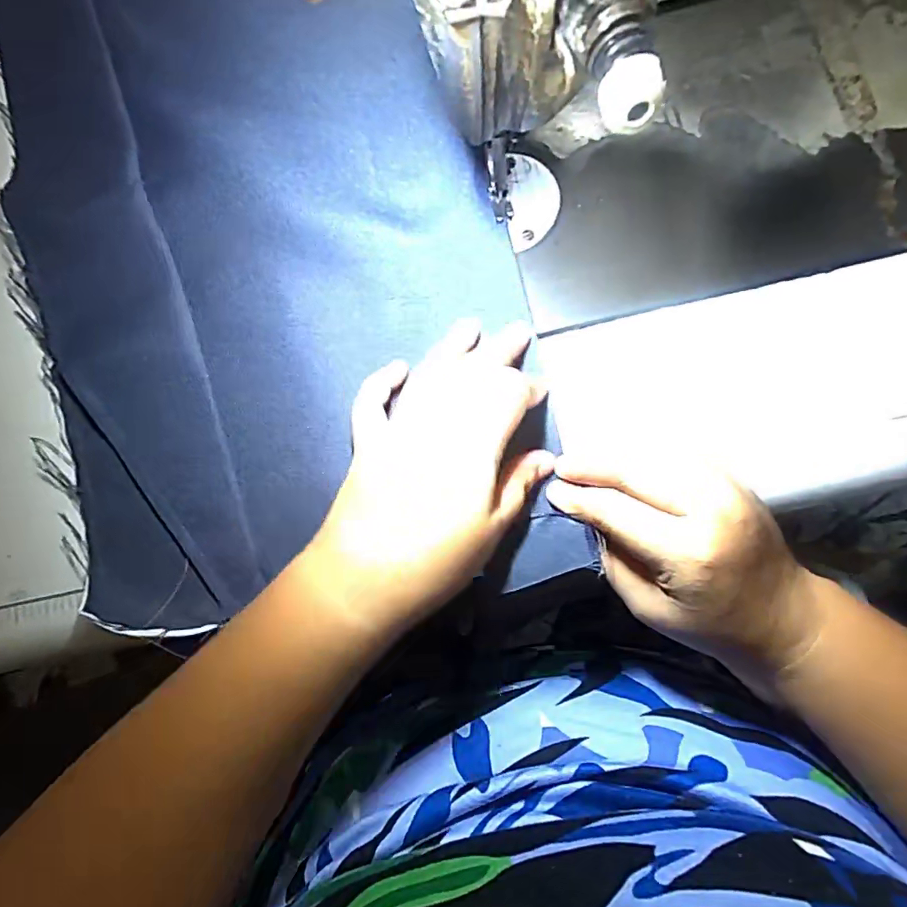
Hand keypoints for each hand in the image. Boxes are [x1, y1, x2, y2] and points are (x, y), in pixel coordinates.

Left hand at [300, 319, 553, 635]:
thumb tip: (544, 457)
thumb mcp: (491, 529)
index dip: (528, 388)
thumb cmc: (438, 562)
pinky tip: (399, 368)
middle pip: (470, 376)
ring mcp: (397, 431)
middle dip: (498, 353)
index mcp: (474, 446)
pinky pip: (372, 403)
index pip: (506, 397)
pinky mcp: (367, 444)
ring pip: (427, 377)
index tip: (543, 388)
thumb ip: (517, 485)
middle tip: (517, 332)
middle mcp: (436, 425)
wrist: (363, 580)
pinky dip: (383, 382)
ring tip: (469, 326)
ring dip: (449, 349)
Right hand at [545, 456, 828, 696]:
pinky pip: (684, 456)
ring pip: (662, 455)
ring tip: (589, 459)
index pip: (620, 511)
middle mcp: (710, 509)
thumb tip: (592, 518)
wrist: (781, 616)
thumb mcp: (649, 609)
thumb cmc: (710, 625)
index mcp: (687, 551)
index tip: (554, 491)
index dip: (582, 499)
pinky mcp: (737, 481)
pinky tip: (629, 458)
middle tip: (563, 464)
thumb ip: (616, 562)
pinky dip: (651, 453)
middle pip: (639, 471)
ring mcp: (729, 489)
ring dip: (621, 454)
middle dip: (596, 465)